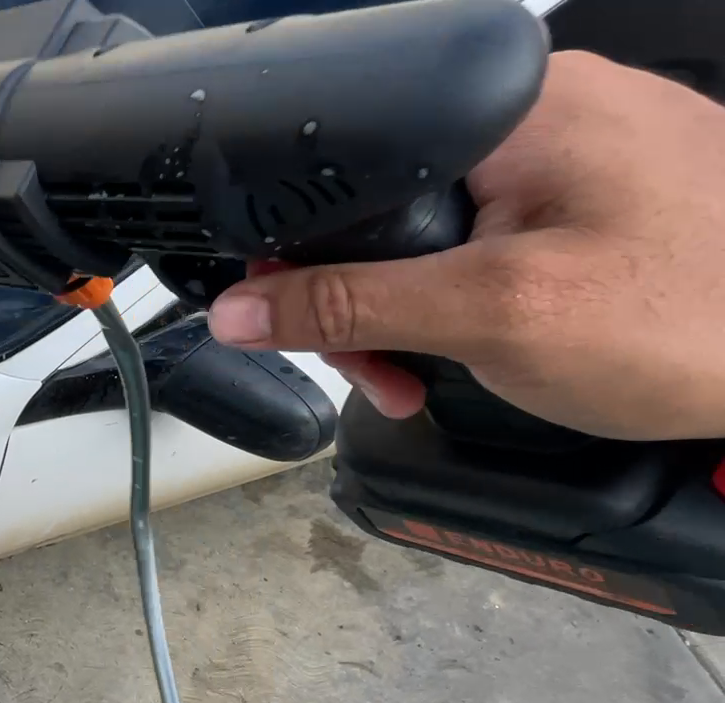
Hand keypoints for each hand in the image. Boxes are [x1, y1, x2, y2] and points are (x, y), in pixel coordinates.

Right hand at [206, 51, 724, 440]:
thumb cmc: (690, 320)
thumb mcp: (486, 314)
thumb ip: (346, 307)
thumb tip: (236, 311)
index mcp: (513, 111)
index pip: (343, 172)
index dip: (296, 254)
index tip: (294, 320)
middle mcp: (534, 120)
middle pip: (369, 217)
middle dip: (348, 305)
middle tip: (371, 369)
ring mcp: (559, 164)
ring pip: (408, 245)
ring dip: (387, 322)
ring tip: (410, 379)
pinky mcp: (573, 208)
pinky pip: (460, 256)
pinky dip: (437, 315)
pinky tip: (447, 360)